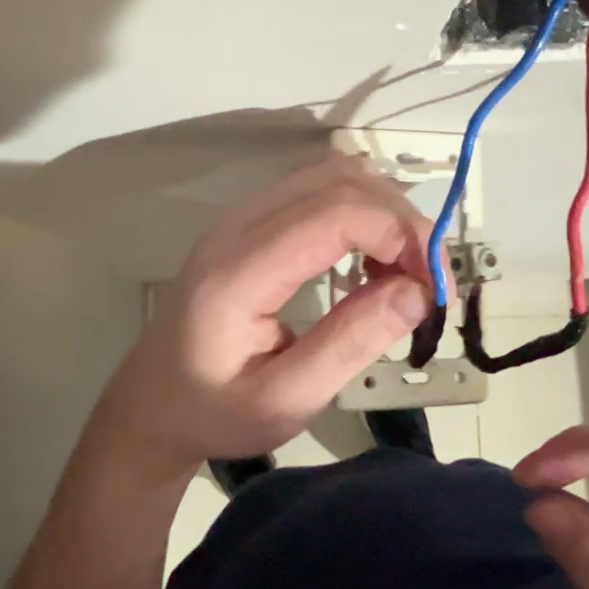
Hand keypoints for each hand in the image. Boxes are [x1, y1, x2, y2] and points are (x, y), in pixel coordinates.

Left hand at [92, 154, 433, 479]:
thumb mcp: (286, 399)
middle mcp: (235, 227)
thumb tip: (419, 293)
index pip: (336, 213)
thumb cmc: (215, 411)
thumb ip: (350, 344)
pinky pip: (314, 191)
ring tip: (406, 271)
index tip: (435, 289)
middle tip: (429, 283)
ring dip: (382, 212)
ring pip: (330, 177)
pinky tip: (370, 256)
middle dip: (401, 221)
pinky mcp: (245, 223)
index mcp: (239, 272)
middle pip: (339, 182)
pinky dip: (358, 212)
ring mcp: (237, 218)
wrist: (152, 404)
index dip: (400, 235)